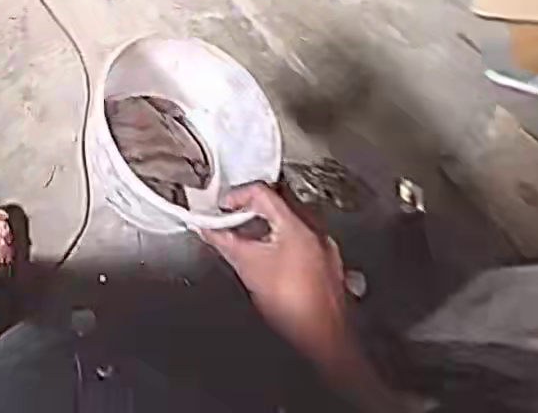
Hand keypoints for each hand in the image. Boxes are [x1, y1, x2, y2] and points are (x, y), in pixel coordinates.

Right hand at [200, 183, 349, 359]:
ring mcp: (326, 251)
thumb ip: (222, 239)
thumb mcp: (246, 264)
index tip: (225, 206)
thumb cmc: (293, 306)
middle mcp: (317, 234)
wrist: (324, 344)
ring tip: (250, 236)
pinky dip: (284, 239)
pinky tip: (271, 255)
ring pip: (292, 221)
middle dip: (252, 207)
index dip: (237, 196)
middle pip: (279, 202)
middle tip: (234, 216)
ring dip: (268, 223)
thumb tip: (207, 228)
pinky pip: (304, 239)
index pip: (262, 192)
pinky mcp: (330, 267)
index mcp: (297, 226)